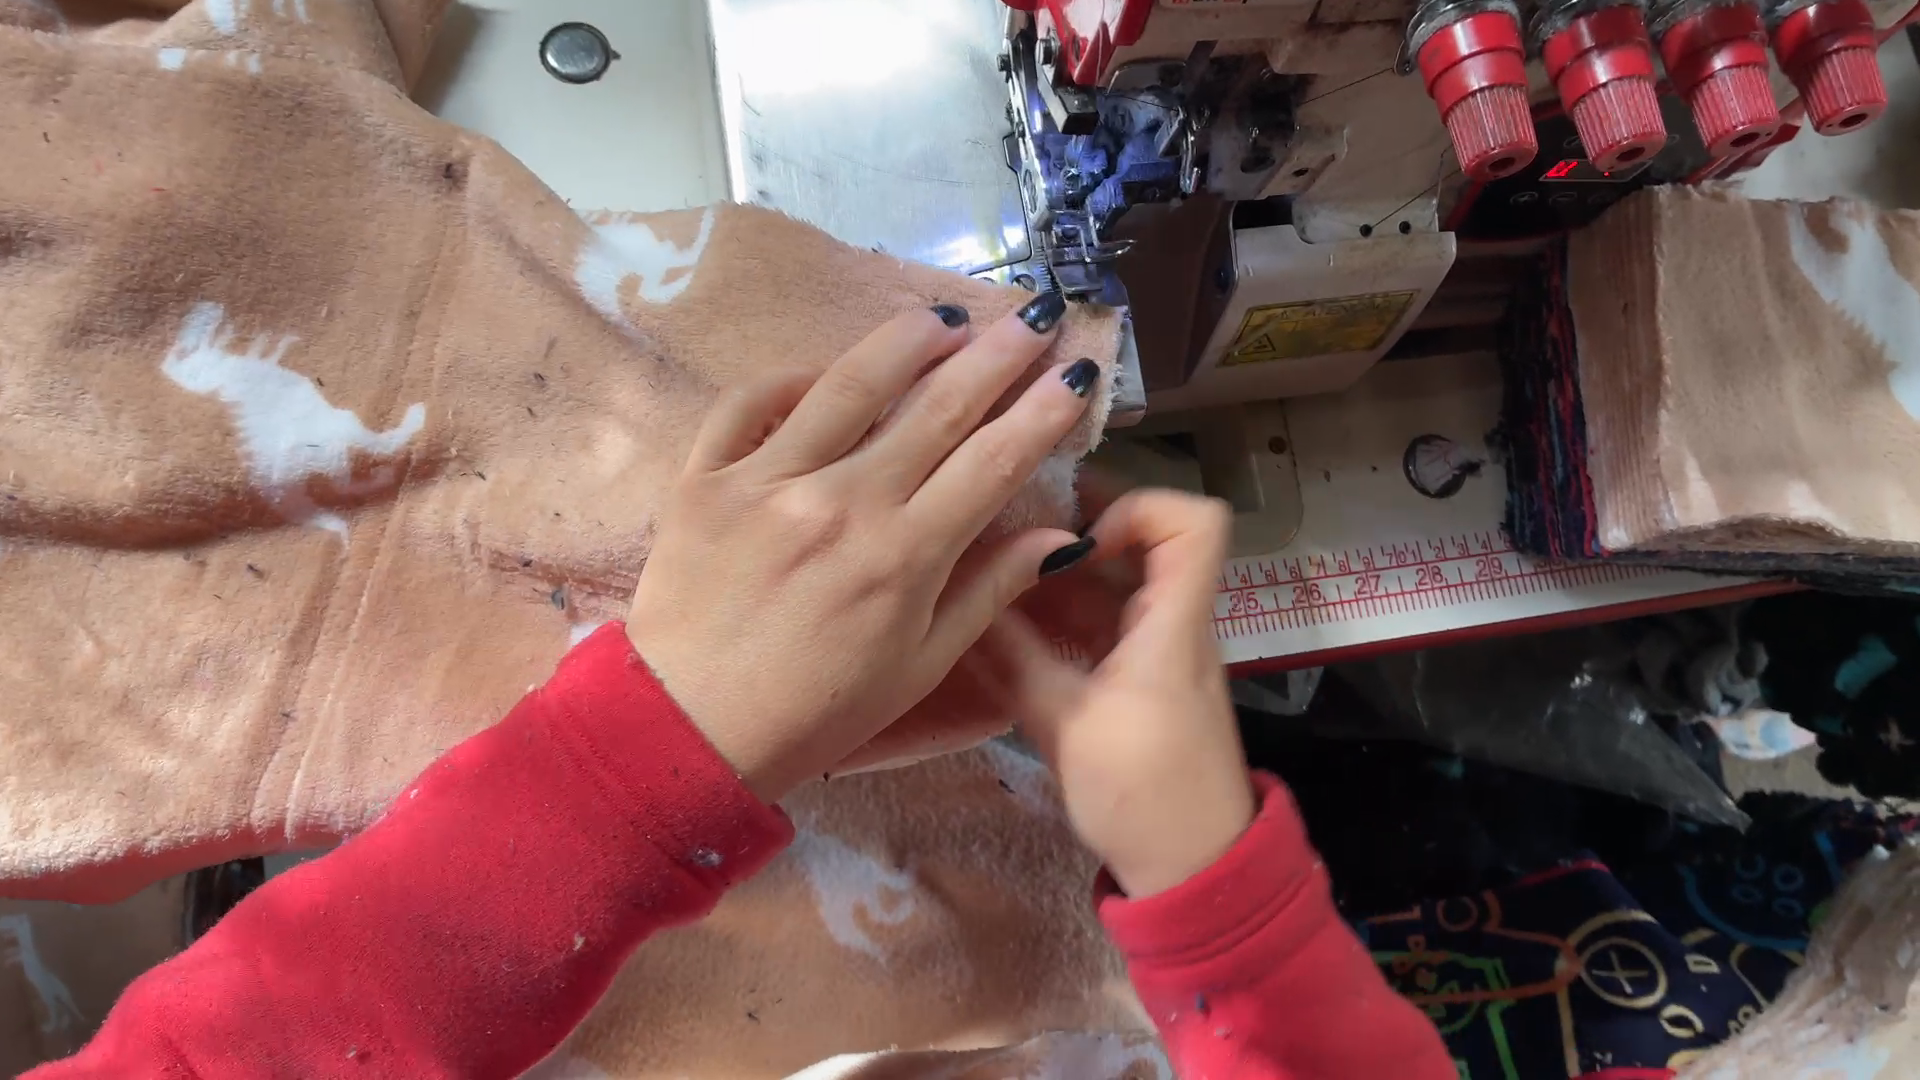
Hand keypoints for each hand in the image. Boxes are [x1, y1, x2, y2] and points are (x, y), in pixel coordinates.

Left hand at [626, 298, 1102, 802]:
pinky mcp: (705, 478)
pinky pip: (751, 403)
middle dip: (996, 354)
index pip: (993, 463)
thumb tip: (1058, 537)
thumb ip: (988, 591)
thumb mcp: (920, 666)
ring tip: (944, 317)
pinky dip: (789, 377)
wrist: (688, 731)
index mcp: (904, 556)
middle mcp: (842, 502)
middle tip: (1034, 311)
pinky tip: (822, 369)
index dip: (1042, 412)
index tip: (1076, 373)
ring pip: (849, 385)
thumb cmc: (819, 709)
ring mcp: (767, 482)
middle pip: (936, 408)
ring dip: (907, 342)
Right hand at [985, 489, 1254, 897]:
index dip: (1137, 507)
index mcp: (1174, 622)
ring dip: (1054, 577)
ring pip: (1108, 585)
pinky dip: (1054, 614)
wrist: (1193, 868)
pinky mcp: (1132, 676)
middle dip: (1071, 531)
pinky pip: (1095, 623)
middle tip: (1004, 532)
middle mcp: (1169, 621)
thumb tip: (960, 606)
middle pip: (1137, 543)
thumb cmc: (1146, 794)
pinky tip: (1006, 622)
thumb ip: (1013, 660)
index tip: (1076, 537)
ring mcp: (1151, 648)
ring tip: (990, 573)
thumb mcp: (1067, 725)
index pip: (1193, 522)